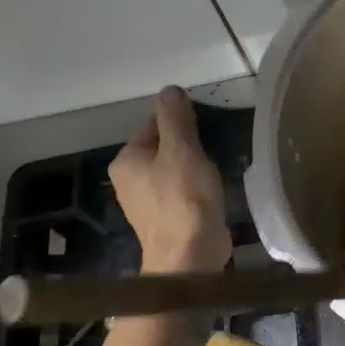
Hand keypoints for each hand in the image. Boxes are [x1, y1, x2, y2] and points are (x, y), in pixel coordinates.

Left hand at [108, 86, 231, 274]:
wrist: (190, 256)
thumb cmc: (184, 199)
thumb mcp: (182, 149)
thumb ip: (175, 117)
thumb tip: (170, 89)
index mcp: (126, 160)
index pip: (155, 126)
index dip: (184, 124)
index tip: (208, 131)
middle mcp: (128, 180)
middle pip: (165, 149)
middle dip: (191, 148)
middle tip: (216, 152)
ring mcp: (146, 203)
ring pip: (175, 171)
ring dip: (197, 168)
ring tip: (218, 172)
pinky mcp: (166, 219)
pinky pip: (183, 192)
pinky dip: (198, 189)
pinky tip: (214, 193)